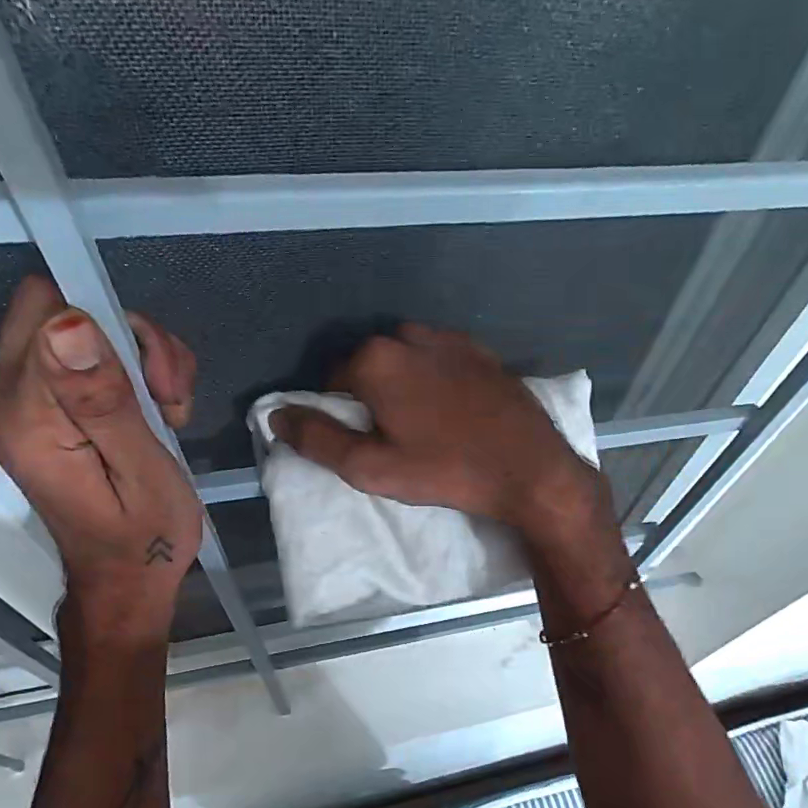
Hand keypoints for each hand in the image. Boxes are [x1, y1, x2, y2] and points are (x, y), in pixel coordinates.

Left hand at [0, 276, 201, 613]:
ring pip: (85, 330)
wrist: (127, 579)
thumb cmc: (145, 537)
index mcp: (26, 414)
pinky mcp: (41, 409)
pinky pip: (88, 357)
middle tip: (169, 400)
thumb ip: (104, 400)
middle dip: (134, 344)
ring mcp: (20, 402)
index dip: (114, 331)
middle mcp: (5, 398)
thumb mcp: (142, 471)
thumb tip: (67, 322)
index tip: (156, 383)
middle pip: (65, 313)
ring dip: (142, 361)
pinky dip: (134, 374)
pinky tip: (157, 414)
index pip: (52, 311)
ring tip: (169, 413)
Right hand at [268, 323, 609, 541]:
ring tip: (426, 427)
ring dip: (405, 387)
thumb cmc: (447, 470)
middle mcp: (410, 336)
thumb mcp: (372, 467)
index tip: (364, 442)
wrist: (530, 469)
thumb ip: (317, 440)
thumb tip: (276, 415)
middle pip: (370, 367)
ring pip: (407, 361)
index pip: (333, 382)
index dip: (341, 415)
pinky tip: (454, 413)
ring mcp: (451, 340)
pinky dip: (437, 381)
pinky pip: (441, 362)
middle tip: (396, 439)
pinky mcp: (482, 352)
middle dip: (372, 398)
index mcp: (377, 360)